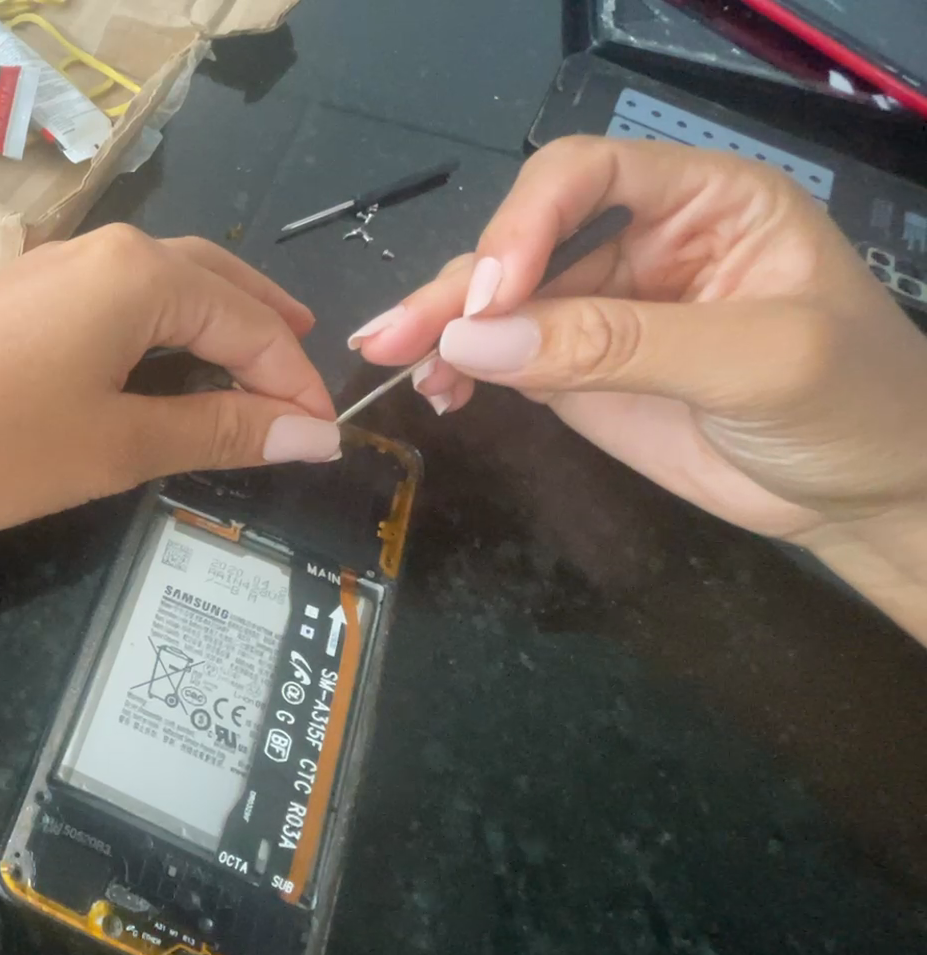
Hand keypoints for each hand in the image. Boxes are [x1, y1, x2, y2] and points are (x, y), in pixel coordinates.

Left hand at [0, 224, 339, 533]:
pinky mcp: (18, 298)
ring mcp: (52, 271)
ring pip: (160, 289)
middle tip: (300, 382)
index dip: (292, 383)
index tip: (323, 436)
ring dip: (211, 327)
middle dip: (262, 333)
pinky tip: (160, 362)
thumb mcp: (116, 446)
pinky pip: (112, 304)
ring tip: (248, 366)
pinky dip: (156, 334)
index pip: (247, 324)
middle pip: (210, 286)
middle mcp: (101, 252)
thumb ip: (216, 432)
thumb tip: (310, 434)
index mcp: (139, 276)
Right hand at [347, 135, 926, 544]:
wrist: (853, 491)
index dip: (522, 226)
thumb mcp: (755, 363)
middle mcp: (631, 245)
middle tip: (388, 343)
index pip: (584, 177)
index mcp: (700, 206)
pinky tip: (438, 394)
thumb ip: (615, 345)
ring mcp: (588, 309)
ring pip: (485, 303)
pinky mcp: (557, 366)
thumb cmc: (849, 406)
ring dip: (435, 334)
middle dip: (451, 292)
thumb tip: (470, 343)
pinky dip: (449, 370)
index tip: (489, 302)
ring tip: (401, 372)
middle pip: (514, 245)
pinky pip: (485, 355)